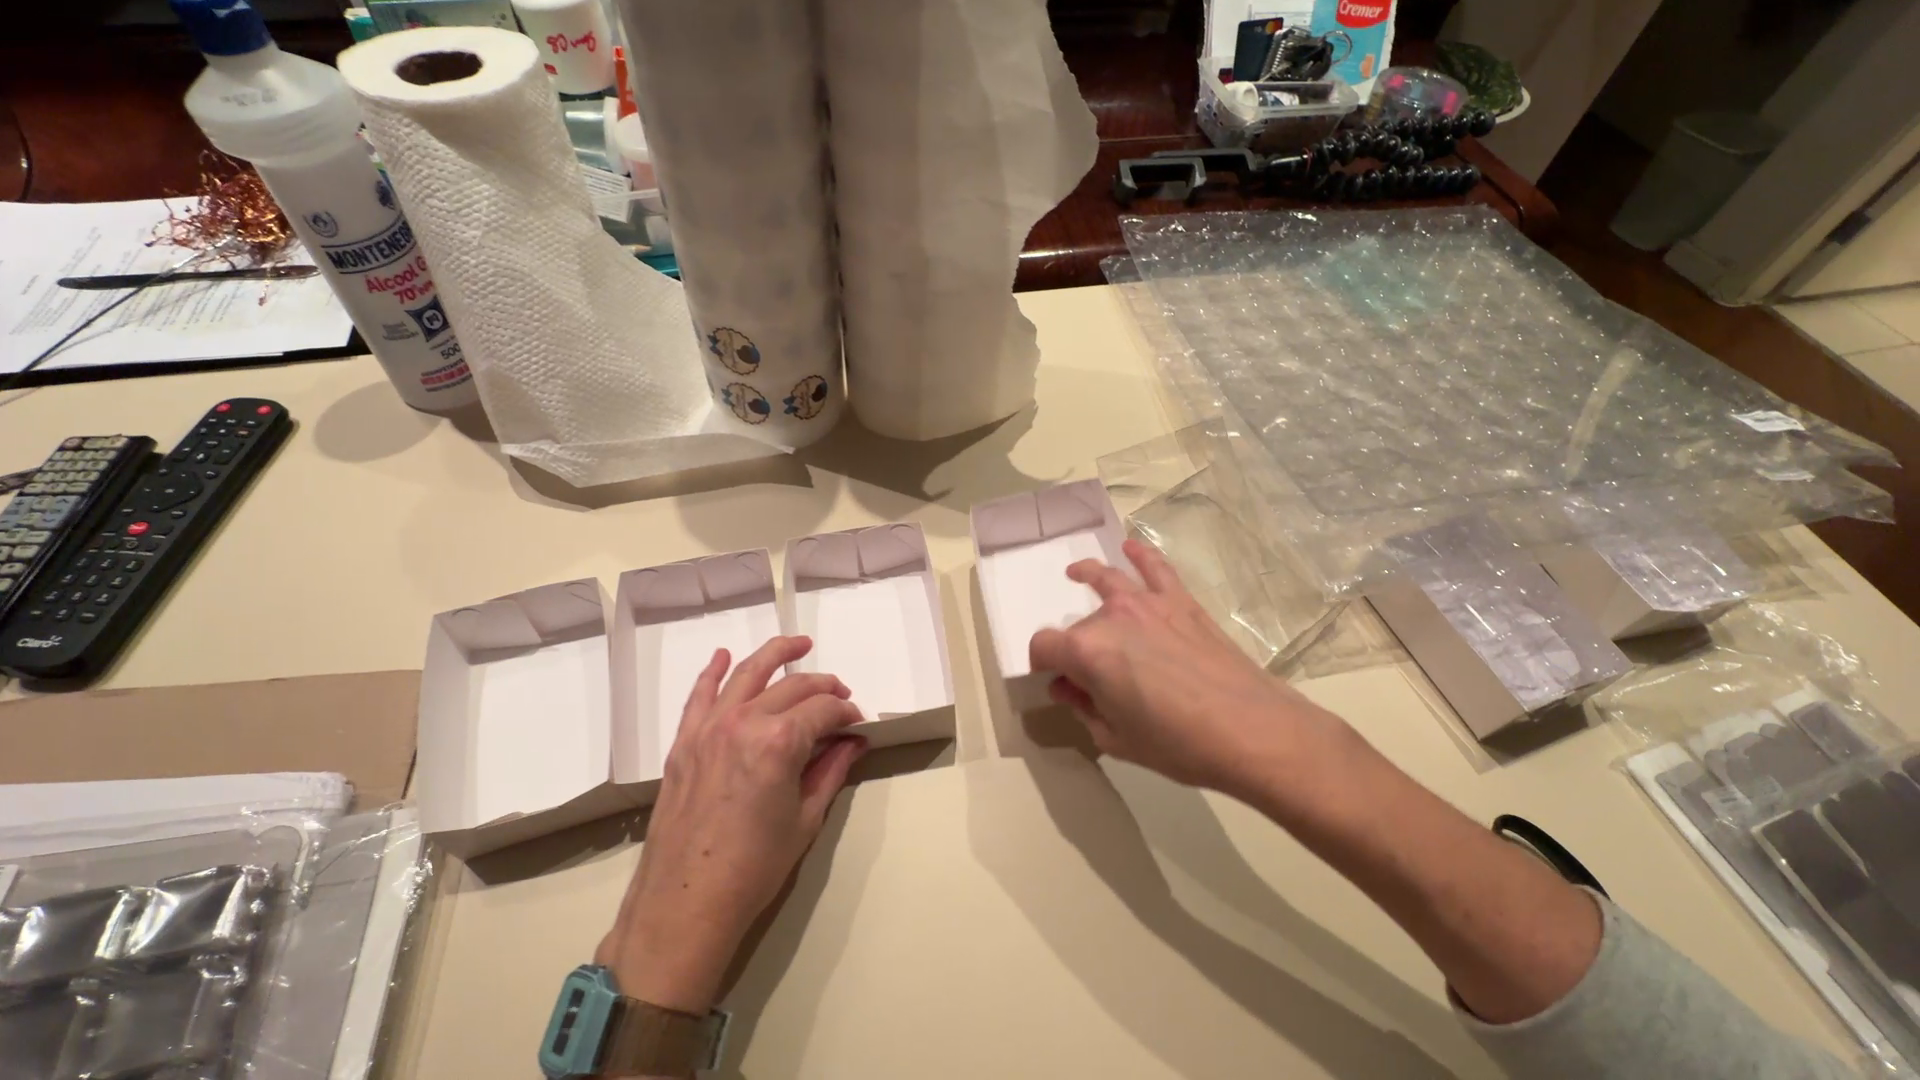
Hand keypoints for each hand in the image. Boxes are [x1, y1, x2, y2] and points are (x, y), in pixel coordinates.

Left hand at [596, 636, 866, 1014]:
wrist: (686, 902)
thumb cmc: (755, 867)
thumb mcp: (805, 820)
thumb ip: (830, 771)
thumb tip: (853, 742)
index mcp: (780, 741)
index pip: (823, 709)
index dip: (847, 711)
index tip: (857, 721)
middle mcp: (744, 721)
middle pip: (792, 687)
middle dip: (822, 686)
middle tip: (840, 694)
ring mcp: (708, 728)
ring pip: (746, 674)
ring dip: (775, 655)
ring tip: (798, 644)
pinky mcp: (684, 742)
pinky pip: (700, 695)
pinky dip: (714, 671)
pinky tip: (724, 656)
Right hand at [1028, 538, 1358, 804]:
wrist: (1250, 729)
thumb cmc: (1177, 744)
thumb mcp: (1116, 738)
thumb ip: (1085, 708)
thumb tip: (1070, 689)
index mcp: (1086, 652)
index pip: (1043, 646)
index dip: (1042, 665)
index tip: (1054, 682)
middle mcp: (1111, 617)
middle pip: (1078, 625)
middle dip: (1075, 649)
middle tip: (1089, 678)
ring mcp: (1148, 603)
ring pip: (1107, 579)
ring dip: (1087, 574)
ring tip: (1076, 573)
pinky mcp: (1181, 602)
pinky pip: (1155, 567)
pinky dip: (1140, 554)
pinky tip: (1130, 548)